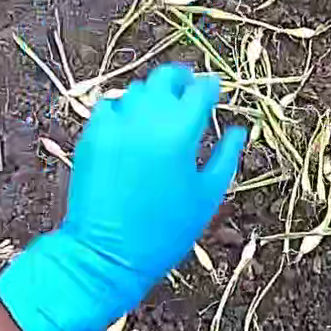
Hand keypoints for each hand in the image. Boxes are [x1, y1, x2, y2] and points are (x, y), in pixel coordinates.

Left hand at [0, 64, 245, 330]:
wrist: (109, 253)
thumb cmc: (167, 230)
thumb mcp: (207, 195)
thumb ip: (226, 156)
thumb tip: (238, 130)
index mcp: (181, 131)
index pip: (200, 90)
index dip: (211, 88)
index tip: (214, 92)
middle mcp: (147, 117)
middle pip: (166, 77)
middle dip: (182, 80)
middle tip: (189, 91)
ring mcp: (116, 123)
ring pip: (138, 89)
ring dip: (154, 95)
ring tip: (162, 112)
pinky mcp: (92, 134)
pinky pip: (111, 106)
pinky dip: (125, 108)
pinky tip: (133, 125)